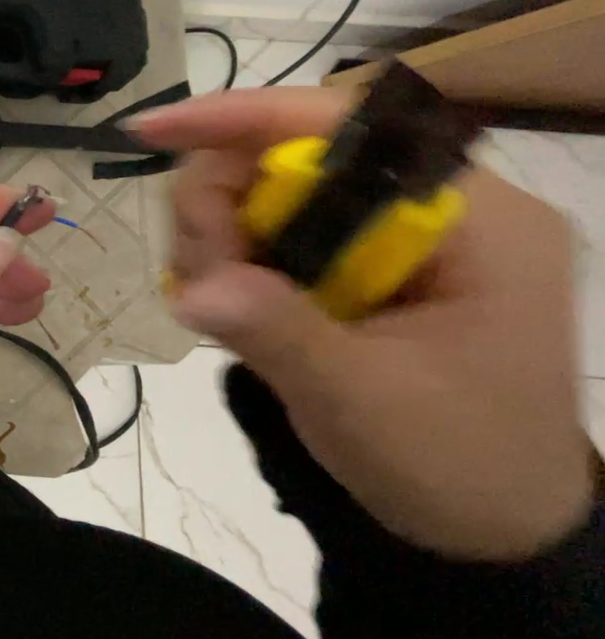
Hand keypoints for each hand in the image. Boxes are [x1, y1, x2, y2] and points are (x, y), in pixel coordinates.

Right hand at [132, 87, 594, 560]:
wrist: (485, 521)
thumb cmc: (452, 461)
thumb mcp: (363, 401)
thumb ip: (281, 334)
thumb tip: (198, 289)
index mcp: (470, 223)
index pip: (347, 128)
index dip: (245, 117)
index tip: (154, 133)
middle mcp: (427, 208)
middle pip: (282, 155)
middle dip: (217, 206)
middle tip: (200, 277)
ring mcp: (382, 232)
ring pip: (255, 189)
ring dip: (212, 237)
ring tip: (213, 305)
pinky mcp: (348, 257)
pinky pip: (257, 225)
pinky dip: (220, 257)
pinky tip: (220, 302)